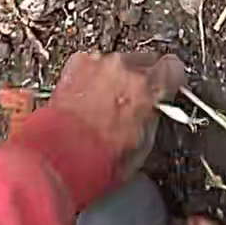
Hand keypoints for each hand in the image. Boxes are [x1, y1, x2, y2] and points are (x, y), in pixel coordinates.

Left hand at [47, 51, 186, 173]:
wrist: (52, 162)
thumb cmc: (95, 163)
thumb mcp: (141, 149)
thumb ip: (152, 119)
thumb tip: (153, 111)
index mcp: (148, 88)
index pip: (173, 66)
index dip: (170, 79)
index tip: (166, 86)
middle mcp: (127, 68)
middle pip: (146, 61)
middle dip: (141, 79)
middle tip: (129, 102)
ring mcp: (102, 62)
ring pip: (119, 62)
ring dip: (115, 77)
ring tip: (101, 105)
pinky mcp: (79, 63)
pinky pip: (93, 63)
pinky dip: (91, 75)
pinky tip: (84, 98)